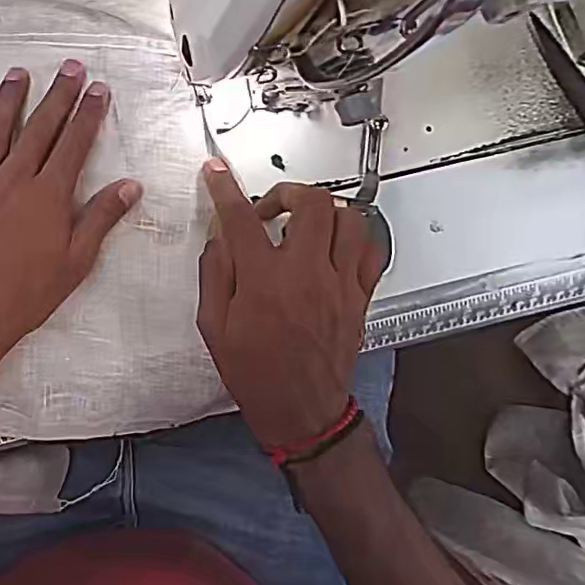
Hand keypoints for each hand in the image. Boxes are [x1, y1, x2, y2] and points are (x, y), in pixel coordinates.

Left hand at [0, 63, 140, 415]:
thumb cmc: (24, 295)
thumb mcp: (75, 262)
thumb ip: (100, 219)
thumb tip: (129, 186)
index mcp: (48, 195)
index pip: (74, 144)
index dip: (88, 114)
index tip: (98, 89)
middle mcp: (13, 180)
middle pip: (40, 128)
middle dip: (58, 96)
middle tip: (70, 68)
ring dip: (10, 100)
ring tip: (20, 73)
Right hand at [196, 162, 383, 448]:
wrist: (301, 411)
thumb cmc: (255, 373)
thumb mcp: (213, 326)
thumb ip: (214, 274)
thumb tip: (220, 240)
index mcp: (263, 281)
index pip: (241, 218)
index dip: (225, 189)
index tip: (217, 173)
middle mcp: (306, 275)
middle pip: (310, 203)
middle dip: (286, 192)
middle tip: (269, 208)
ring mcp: (339, 284)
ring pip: (348, 219)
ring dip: (322, 211)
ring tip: (303, 224)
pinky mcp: (360, 297)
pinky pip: (371, 250)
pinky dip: (354, 237)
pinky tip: (335, 245)